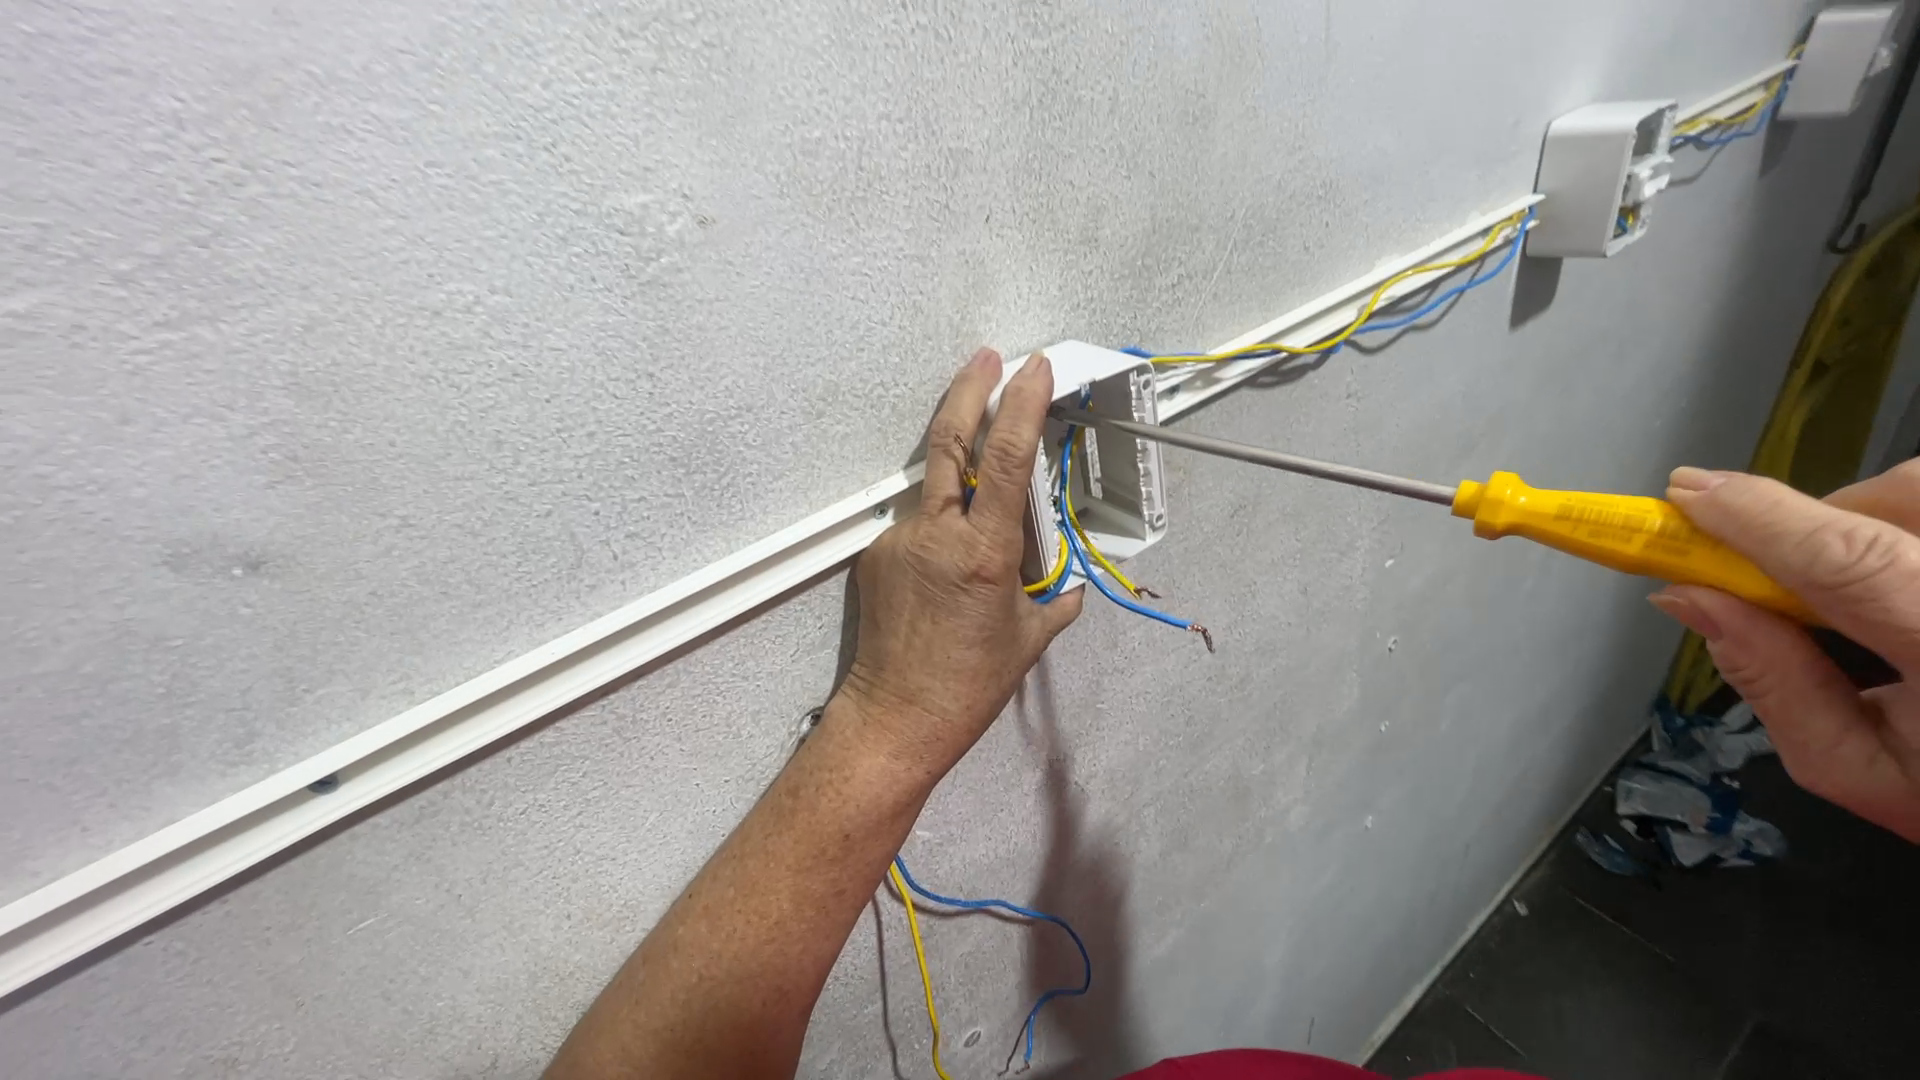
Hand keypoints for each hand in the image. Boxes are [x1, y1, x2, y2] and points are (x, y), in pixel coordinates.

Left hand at [834, 348, 1082, 777]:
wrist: (896, 715)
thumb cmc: (971, 683)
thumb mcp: (1029, 640)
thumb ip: (1055, 602)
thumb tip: (1072, 586)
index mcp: (985, 552)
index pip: (1004, 459)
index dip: (1020, 406)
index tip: (1033, 368)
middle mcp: (938, 534)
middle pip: (949, 442)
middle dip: (969, 390)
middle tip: (988, 356)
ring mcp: (900, 540)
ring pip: (932, 485)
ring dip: (956, 463)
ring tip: (980, 474)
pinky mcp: (877, 554)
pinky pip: (918, 524)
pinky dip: (940, 524)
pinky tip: (948, 560)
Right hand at [1651, 462, 1919, 841]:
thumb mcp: (1862, 770)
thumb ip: (1771, 681)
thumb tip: (1686, 597)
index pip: (1849, 561)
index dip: (1756, 518)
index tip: (1684, 493)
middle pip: (1906, 497)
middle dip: (1823, 518)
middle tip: (1791, 573)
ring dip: (1878, 518)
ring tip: (1872, 588)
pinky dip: (1912, 527)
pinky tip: (1909, 580)